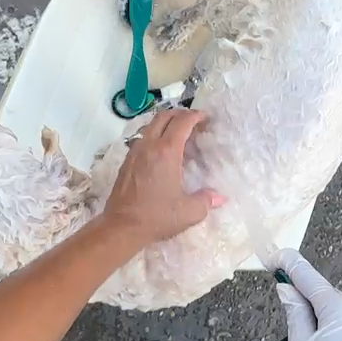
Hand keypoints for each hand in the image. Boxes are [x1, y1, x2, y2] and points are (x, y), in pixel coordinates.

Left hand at [101, 108, 224, 246]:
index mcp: (167, 152)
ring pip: (150, 126)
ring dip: (166, 124)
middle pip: (164, 116)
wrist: (122, 227)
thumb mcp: (189, 212)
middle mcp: (149, 146)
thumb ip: (206, 200)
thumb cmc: (157, 216)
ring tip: (178, 134)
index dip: (196, 116)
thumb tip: (219, 197)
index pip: (182, 122)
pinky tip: (161, 152)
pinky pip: (143, 139)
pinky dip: (155, 136)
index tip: (206, 118)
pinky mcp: (126, 162)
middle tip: (194, 121)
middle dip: (180, 114)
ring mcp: (135, 152)